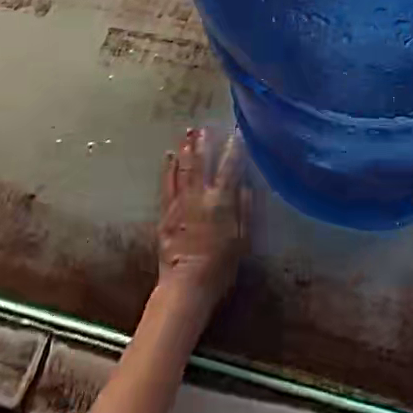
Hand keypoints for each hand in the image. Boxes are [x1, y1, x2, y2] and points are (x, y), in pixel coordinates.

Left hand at [156, 128, 249, 311]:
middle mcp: (200, 196)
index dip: (235, 148)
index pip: (230, 167)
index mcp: (222, 200)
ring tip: (189, 133)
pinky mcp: (166, 213)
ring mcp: (180, 203)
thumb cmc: (221, 265)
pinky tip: (170, 156)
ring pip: (183, 168)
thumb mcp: (243, 238)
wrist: (186, 285)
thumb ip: (246, 208)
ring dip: (187, 149)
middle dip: (204, 143)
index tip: (238, 132)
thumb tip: (246, 184)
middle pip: (202, 162)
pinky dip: (169, 168)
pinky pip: (167, 184)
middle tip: (205, 127)